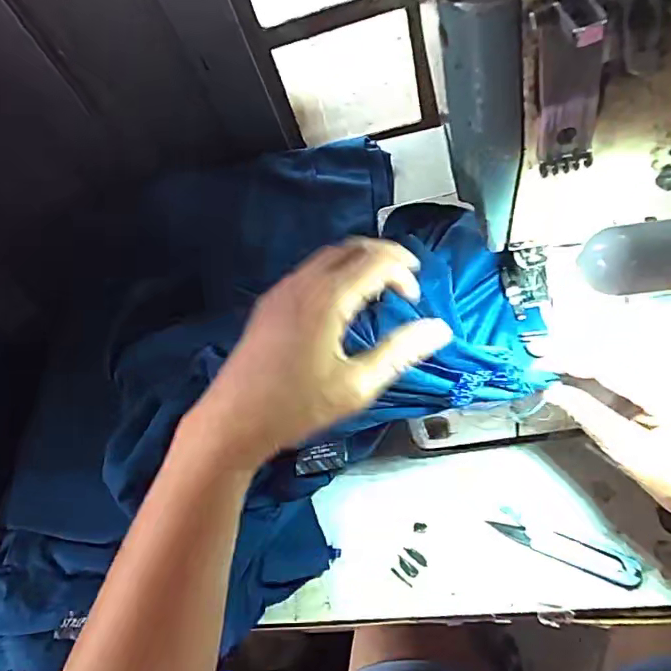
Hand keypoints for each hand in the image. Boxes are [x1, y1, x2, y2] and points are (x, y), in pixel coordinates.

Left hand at [183, 238, 453, 469]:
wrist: (232, 421)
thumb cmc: (296, 408)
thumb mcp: (357, 386)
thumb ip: (400, 353)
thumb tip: (438, 329)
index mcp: (326, 299)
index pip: (374, 261)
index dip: (402, 269)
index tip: (415, 293)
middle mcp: (301, 285)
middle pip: (350, 248)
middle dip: (382, 257)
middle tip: (404, 280)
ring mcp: (280, 292)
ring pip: (327, 258)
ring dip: (357, 264)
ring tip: (378, 291)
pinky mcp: (268, 305)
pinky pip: (309, 273)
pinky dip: (334, 274)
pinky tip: (342, 305)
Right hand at [537, 331, 670, 551]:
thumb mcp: (633, 457)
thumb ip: (592, 418)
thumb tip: (556, 392)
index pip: (611, 363)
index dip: (570, 359)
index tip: (542, 359)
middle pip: (624, 340)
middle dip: (579, 342)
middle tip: (546, 346)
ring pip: (640, 334)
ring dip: (598, 335)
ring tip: (565, 339)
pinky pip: (656, 341)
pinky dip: (623, 339)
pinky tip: (601, 338)